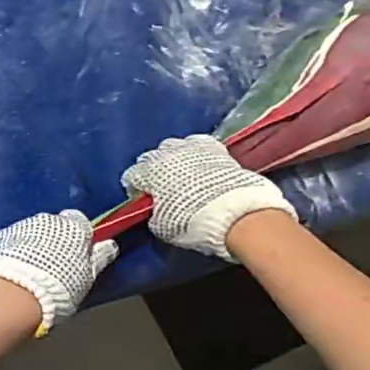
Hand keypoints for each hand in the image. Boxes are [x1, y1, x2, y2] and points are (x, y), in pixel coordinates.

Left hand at [0, 210, 117, 332]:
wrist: (15, 292)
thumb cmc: (59, 286)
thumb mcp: (88, 276)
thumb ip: (99, 257)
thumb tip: (109, 245)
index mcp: (72, 226)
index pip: (78, 221)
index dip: (78, 236)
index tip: (77, 252)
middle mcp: (44, 220)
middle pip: (53, 225)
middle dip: (54, 239)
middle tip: (54, 264)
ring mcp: (19, 226)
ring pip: (30, 231)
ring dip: (32, 244)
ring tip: (32, 268)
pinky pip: (11, 240)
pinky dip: (14, 249)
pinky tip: (15, 267)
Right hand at [121, 135, 296, 260]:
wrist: (238, 214)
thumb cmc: (192, 220)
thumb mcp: (162, 224)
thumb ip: (153, 211)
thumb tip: (155, 209)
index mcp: (148, 172)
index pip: (132, 176)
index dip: (135, 189)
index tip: (142, 199)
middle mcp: (166, 155)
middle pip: (151, 157)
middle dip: (152, 170)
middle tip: (160, 186)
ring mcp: (193, 149)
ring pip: (174, 146)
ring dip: (174, 157)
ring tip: (181, 172)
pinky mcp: (218, 150)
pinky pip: (200, 144)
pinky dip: (197, 152)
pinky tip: (201, 163)